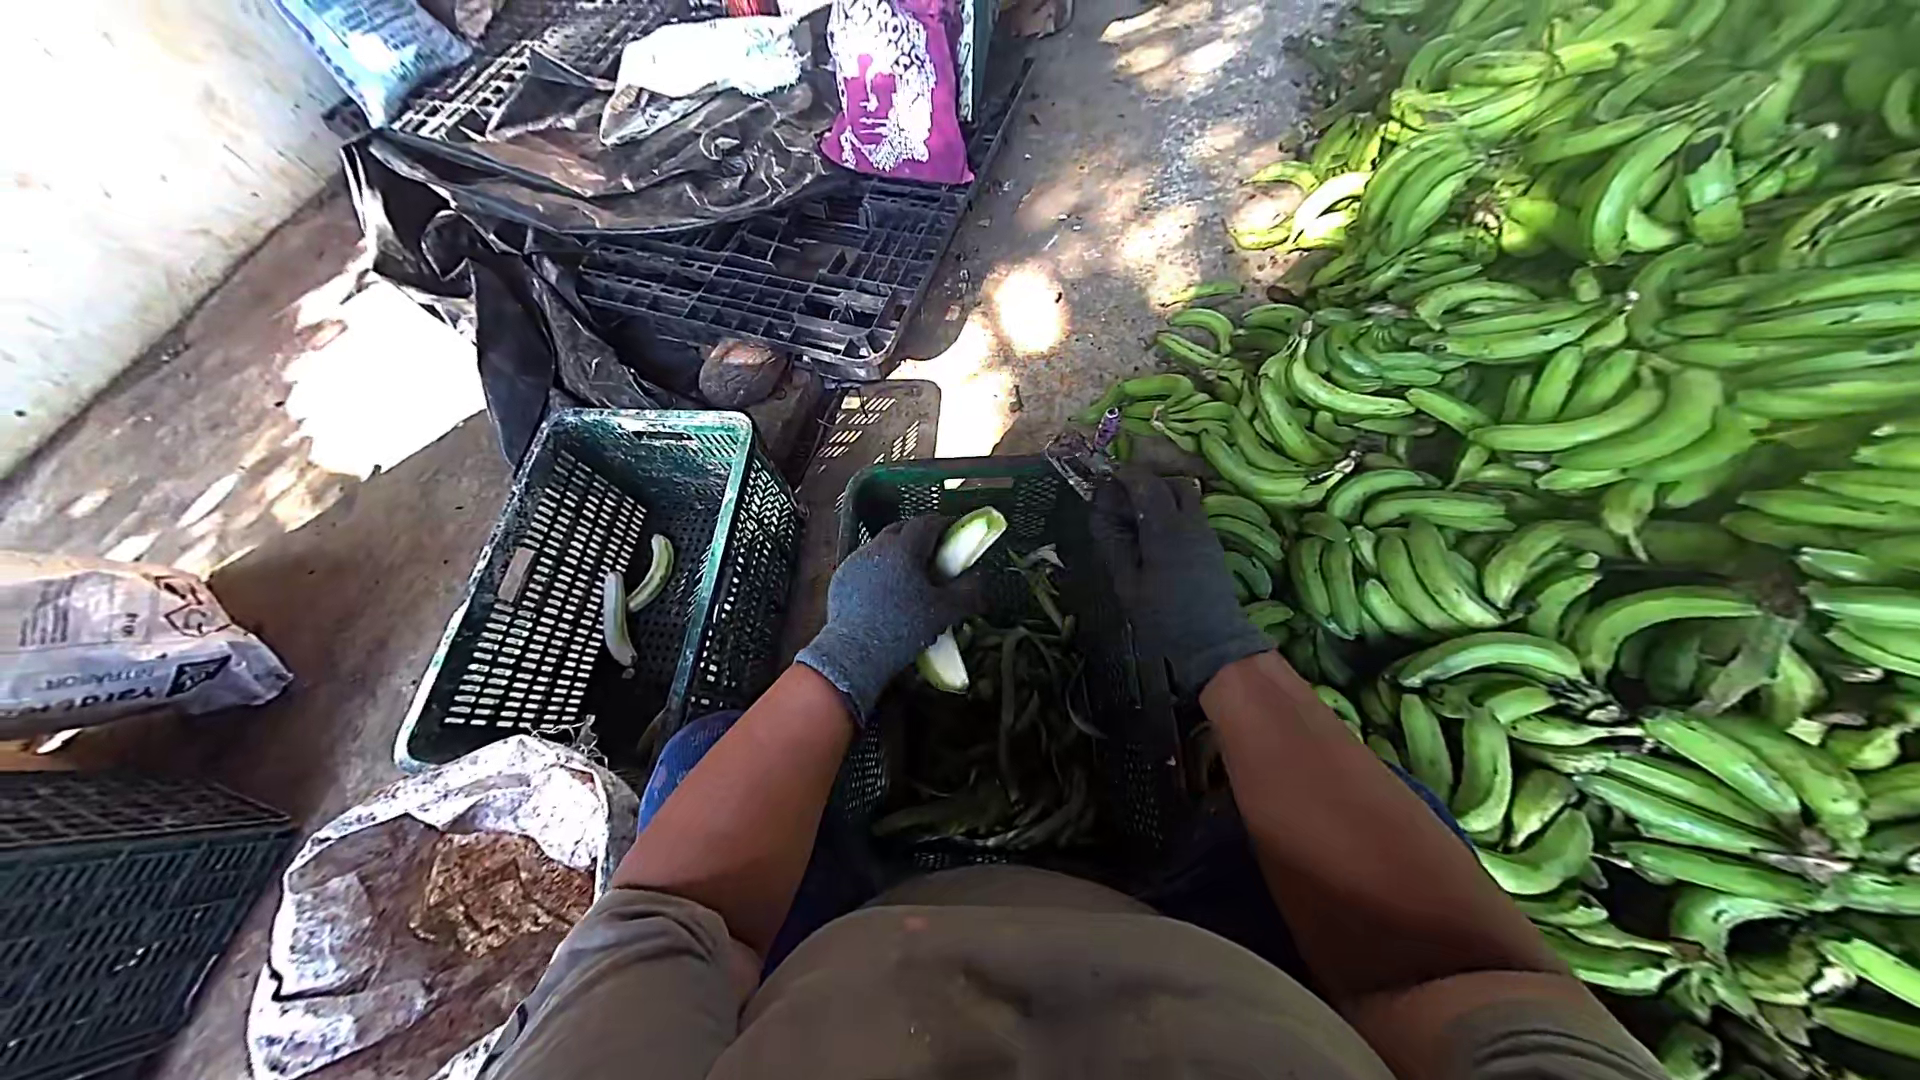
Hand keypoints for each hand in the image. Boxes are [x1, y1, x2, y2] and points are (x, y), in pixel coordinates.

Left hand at [795, 514, 986, 725]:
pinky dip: (880, 569)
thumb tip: (981, 577)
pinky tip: (887, 590)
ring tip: (910, 572)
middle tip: (934, 550)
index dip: (943, 524)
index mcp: (904, 549)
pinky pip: (866, 564)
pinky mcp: (842, 578)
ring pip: (882, 547)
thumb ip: (969, 591)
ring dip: (899, 552)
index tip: (954, 530)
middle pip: (901, 529)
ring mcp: (855, 561)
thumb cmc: (904, 629)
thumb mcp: (946, 612)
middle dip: (919, 534)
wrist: (855, 653)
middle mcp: (877, 548)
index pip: (927, 523)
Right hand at [1090, 465, 1273, 694]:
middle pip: (1173, 483)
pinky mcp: (1212, 546)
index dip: (1126, 476)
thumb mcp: (1127, 584)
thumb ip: (1114, 542)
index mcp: (1167, 530)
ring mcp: (1206, 533)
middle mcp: (1191, 524)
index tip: (1105, 478)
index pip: (1147, 485)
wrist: (1215, 644)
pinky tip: (1153, 533)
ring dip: (1161, 495)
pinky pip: (1191, 514)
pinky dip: (1171, 511)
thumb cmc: (1164, 618)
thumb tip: (1101, 511)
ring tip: (1135, 515)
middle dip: (1146, 481)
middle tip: (1120, 495)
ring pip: (1186, 497)